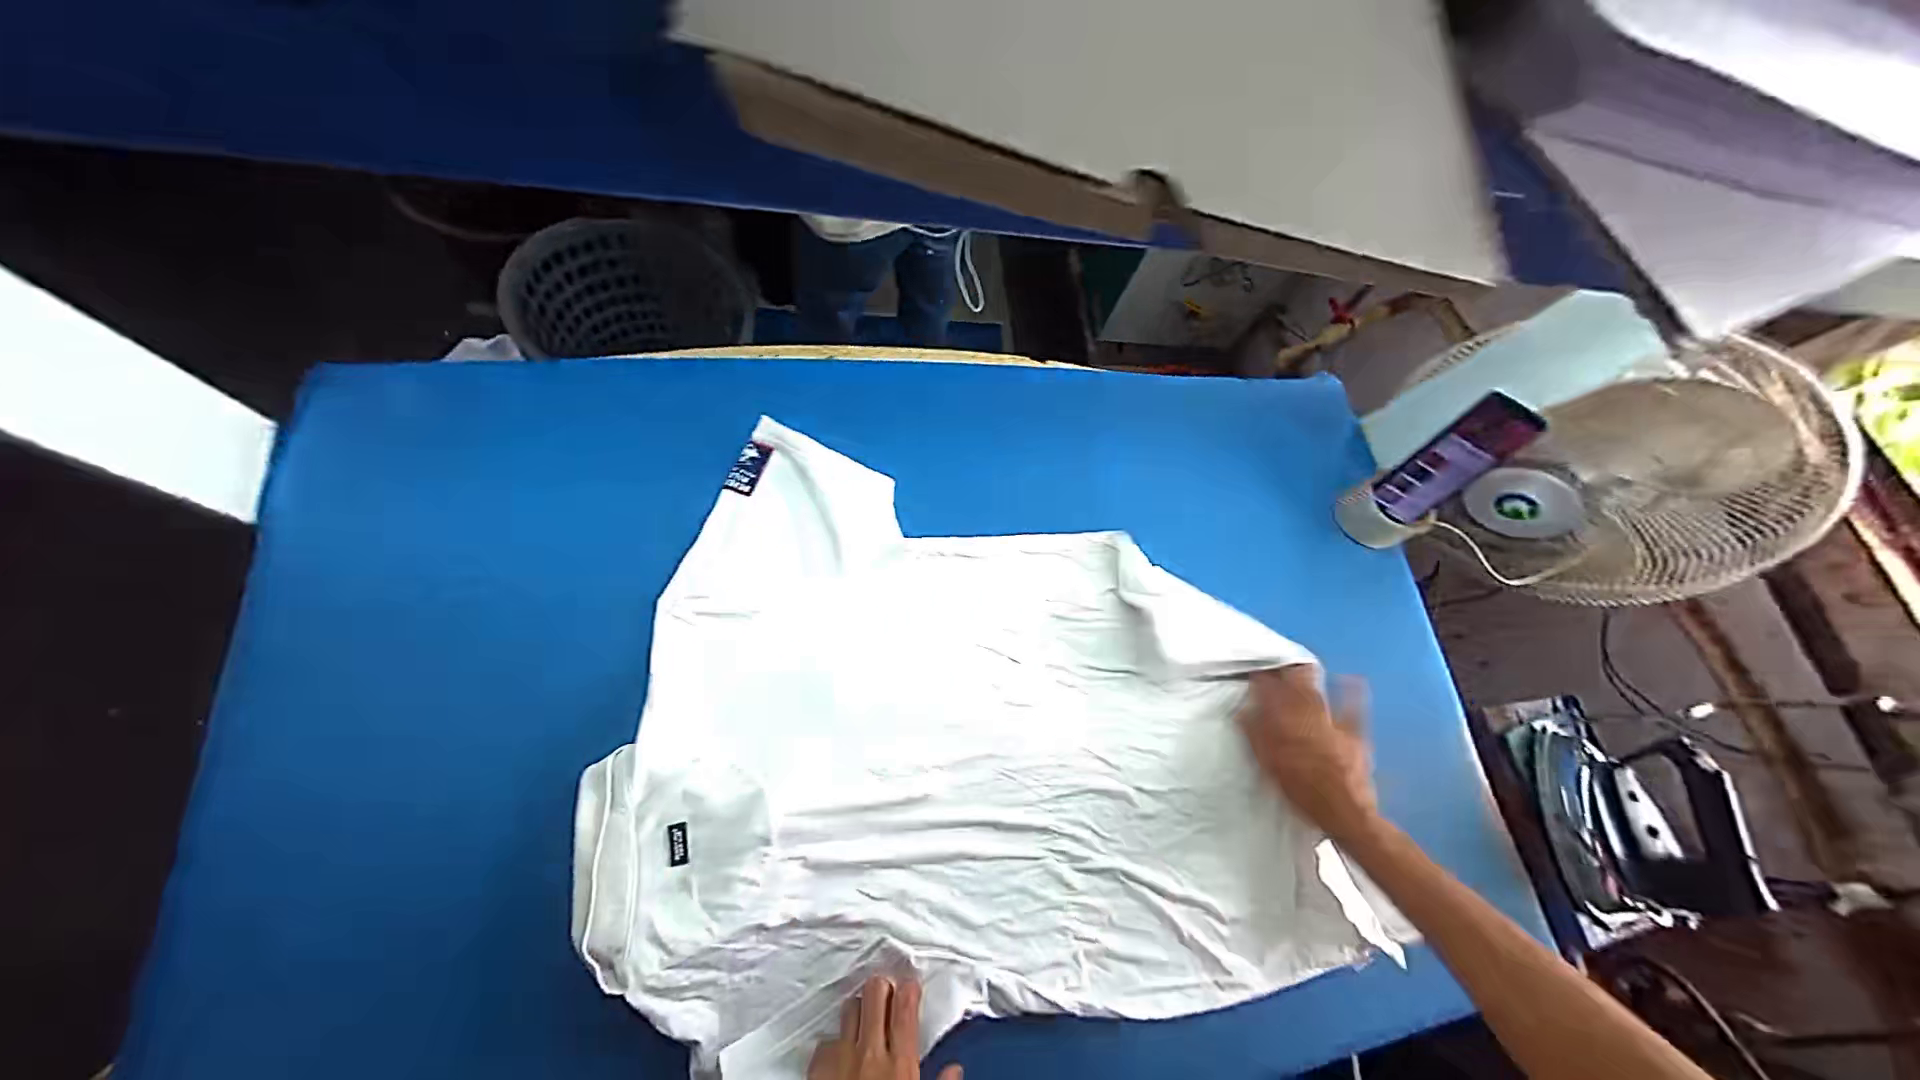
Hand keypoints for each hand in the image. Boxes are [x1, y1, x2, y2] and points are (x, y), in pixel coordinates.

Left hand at [807, 976, 961, 1079]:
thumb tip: (954, 1071)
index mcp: (899, 1065)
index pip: (905, 1007)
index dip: (908, 990)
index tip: (910, 989)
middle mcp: (870, 1053)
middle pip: (875, 993)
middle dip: (882, 989)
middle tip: (887, 997)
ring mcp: (840, 1059)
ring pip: (849, 1008)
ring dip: (858, 1010)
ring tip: (864, 1020)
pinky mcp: (817, 1071)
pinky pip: (825, 1041)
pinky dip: (834, 1043)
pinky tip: (841, 1054)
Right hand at [1238, 667, 1377, 839]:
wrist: (1345, 812)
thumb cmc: (1302, 793)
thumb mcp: (1270, 766)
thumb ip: (1256, 737)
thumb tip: (1242, 713)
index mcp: (1284, 727)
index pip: (1268, 696)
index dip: (1261, 681)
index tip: (1254, 671)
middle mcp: (1306, 719)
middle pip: (1292, 689)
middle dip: (1283, 673)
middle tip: (1274, 663)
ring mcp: (1332, 724)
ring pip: (1316, 694)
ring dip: (1306, 678)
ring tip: (1297, 663)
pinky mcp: (1353, 733)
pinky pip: (1353, 708)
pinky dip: (1351, 691)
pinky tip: (1351, 678)